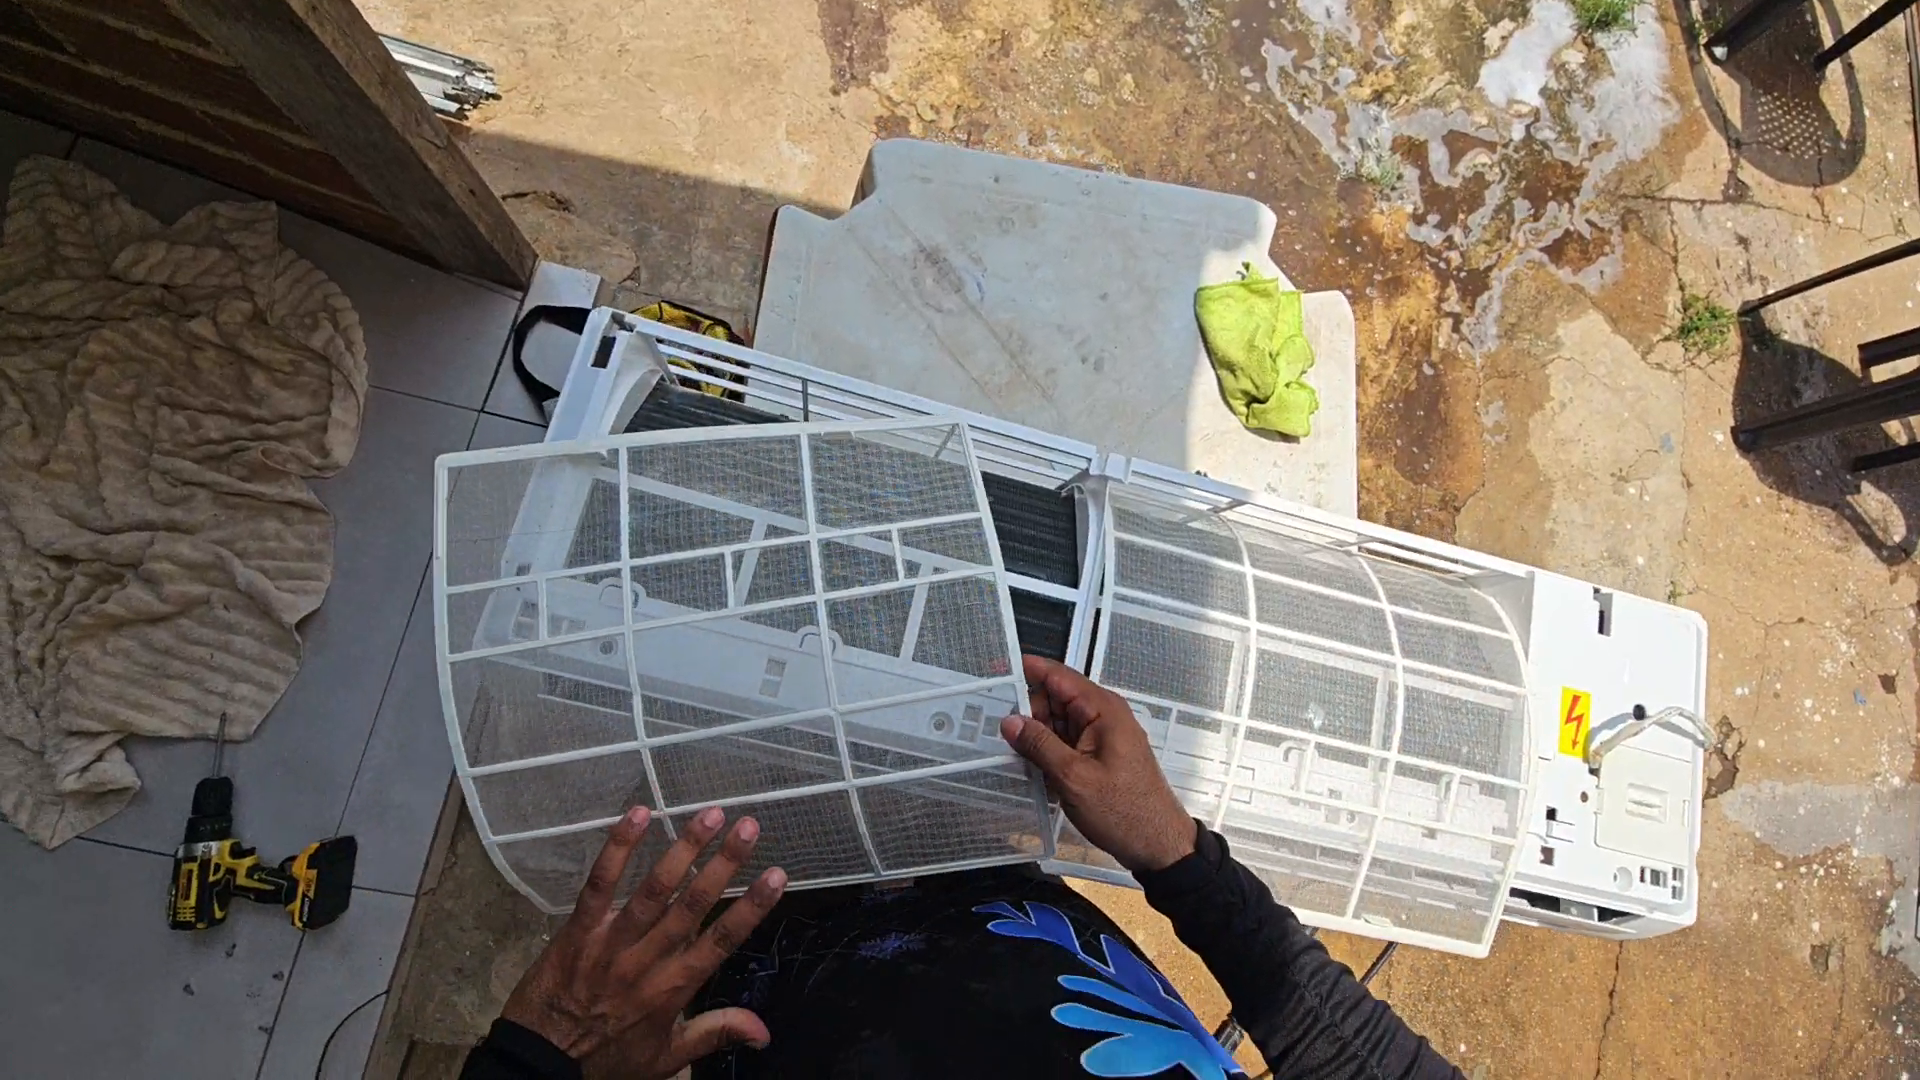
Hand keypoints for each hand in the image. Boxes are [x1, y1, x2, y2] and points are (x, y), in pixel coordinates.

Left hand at [500, 805, 787, 1078]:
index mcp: (673, 988)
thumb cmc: (606, 1059)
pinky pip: (600, 884)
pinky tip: (638, 813)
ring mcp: (612, 941)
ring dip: (684, 848)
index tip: (778, 874)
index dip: (751, 907)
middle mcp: (647, 960)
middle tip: (749, 826)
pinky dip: (618, 848)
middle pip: (692, 905)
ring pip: (654, 889)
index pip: (721, 941)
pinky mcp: (579, 928)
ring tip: (710, 814)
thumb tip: (765, 1032)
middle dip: (724, 863)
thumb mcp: (664, 1058)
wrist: (533, 1070)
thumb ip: (715, 1033)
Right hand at [1002, 655, 1197, 872]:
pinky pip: (1066, 741)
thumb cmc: (1122, 811)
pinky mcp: (1099, 754)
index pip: (1058, 675)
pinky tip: (1039, 770)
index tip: (999, 670)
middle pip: (1055, 698)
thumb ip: (1039, 745)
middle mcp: (1103, 714)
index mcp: (1102, 709)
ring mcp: (1102, 734)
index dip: (1028, 670)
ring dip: (1039, 736)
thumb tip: (1009, 721)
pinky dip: (1050, 751)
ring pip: (1058, 721)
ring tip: (1023, 759)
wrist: (1158, 846)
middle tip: (1008, 737)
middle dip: (1030, 713)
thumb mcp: (1073, 777)